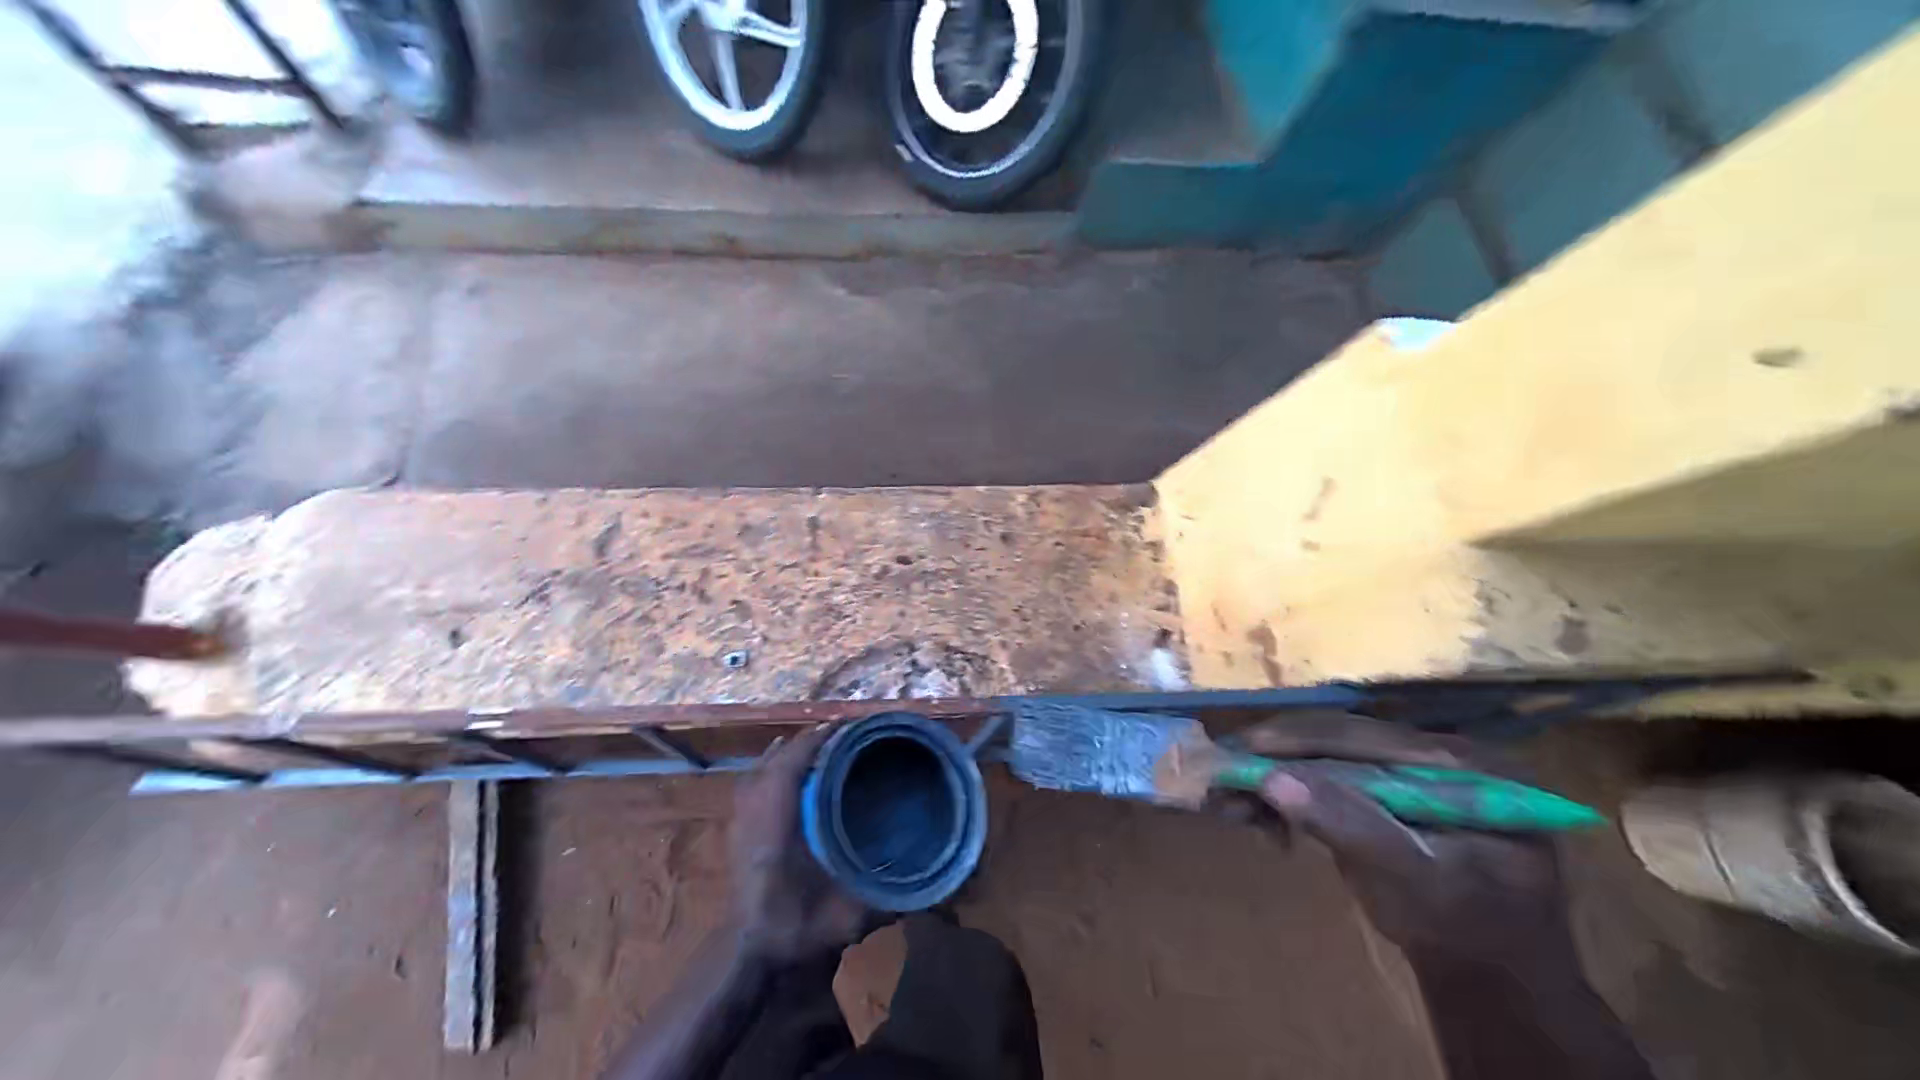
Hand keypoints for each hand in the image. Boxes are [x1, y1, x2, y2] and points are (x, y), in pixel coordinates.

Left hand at [730, 724, 870, 962]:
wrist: (745, 956)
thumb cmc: (793, 928)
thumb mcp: (845, 917)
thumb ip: (888, 901)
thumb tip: (936, 890)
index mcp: (777, 819)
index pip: (796, 759)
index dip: (824, 737)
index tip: (853, 725)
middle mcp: (755, 808)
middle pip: (782, 755)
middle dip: (813, 739)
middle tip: (848, 733)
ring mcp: (740, 816)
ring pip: (765, 765)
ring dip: (793, 751)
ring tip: (825, 744)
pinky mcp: (736, 826)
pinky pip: (754, 779)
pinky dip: (773, 764)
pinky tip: (790, 765)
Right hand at [1244, 715, 1574, 966]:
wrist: (1485, 971)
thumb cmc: (1461, 929)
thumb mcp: (1410, 879)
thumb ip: (1349, 825)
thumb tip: (1272, 778)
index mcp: (1461, 761)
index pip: (1364, 736)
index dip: (1297, 740)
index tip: (1240, 748)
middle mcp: (1433, 751)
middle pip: (1336, 740)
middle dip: (1275, 760)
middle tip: (1222, 777)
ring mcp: (1407, 769)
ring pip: (1322, 756)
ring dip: (1273, 778)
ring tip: (1233, 808)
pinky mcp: (1382, 789)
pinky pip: (1324, 777)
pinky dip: (1288, 796)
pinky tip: (1263, 824)